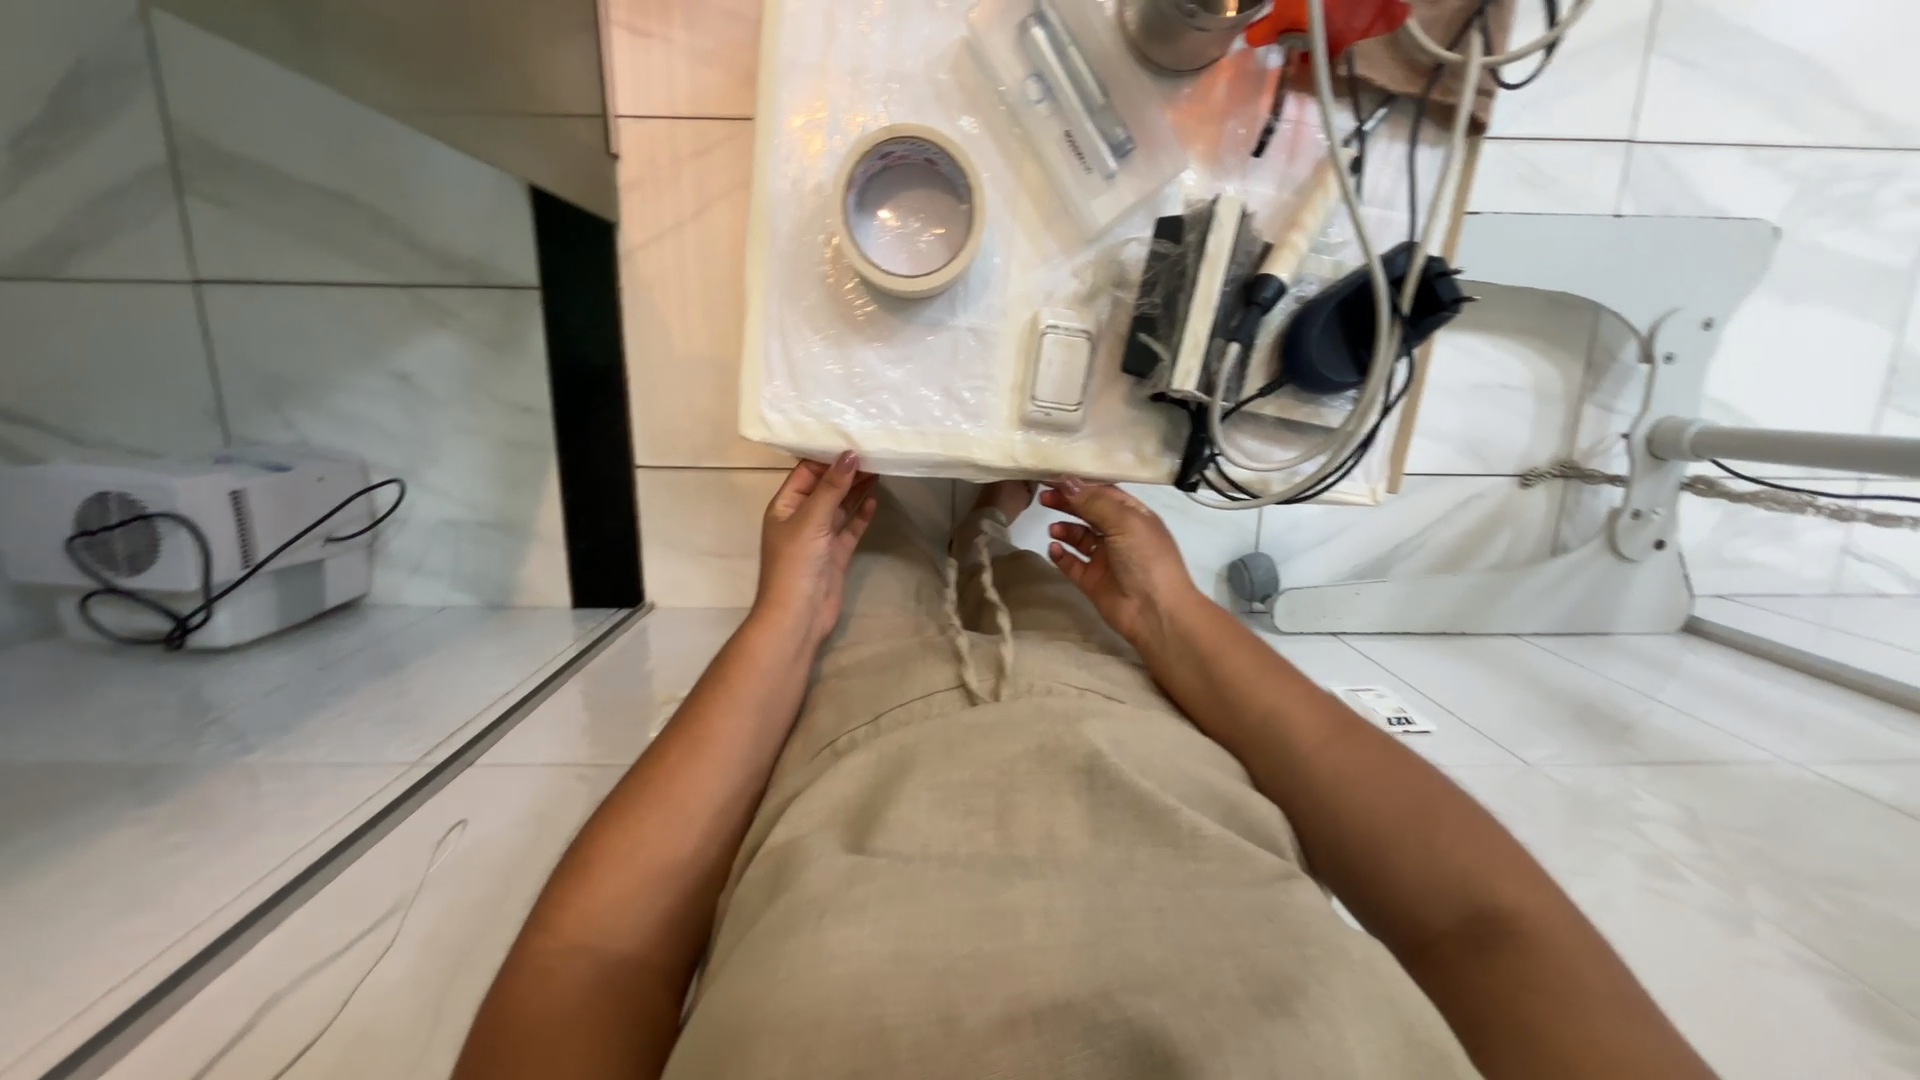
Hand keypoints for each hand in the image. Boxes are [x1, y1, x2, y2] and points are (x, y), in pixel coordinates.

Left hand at [754, 453, 878, 645]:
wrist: (798, 615)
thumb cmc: (795, 564)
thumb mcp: (811, 520)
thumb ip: (832, 487)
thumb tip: (850, 454)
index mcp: (785, 506)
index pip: (806, 472)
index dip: (827, 457)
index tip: (852, 440)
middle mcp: (801, 518)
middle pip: (826, 487)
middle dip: (846, 471)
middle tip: (873, 451)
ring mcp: (820, 537)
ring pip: (840, 506)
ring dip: (857, 490)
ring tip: (879, 468)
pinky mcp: (837, 553)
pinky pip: (850, 528)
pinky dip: (862, 514)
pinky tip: (874, 499)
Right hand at [1042, 479, 1203, 648]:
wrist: (1156, 612)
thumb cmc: (1146, 559)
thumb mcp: (1124, 522)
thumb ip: (1093, 502)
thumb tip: (1066, 480)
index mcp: (1133, 516)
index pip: (1103, 493)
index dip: (1079, 485)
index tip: (1052, 477)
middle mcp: (1119, 534)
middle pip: (1088, 512)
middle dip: (1067, 503)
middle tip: (1044, 498)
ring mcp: (1105, 558)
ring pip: (1079, 537)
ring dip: (1065, 529)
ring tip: (1053, 529)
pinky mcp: (1092, 580)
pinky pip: (1072, 563)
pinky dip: (1062, 555)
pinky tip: (1055, 549)